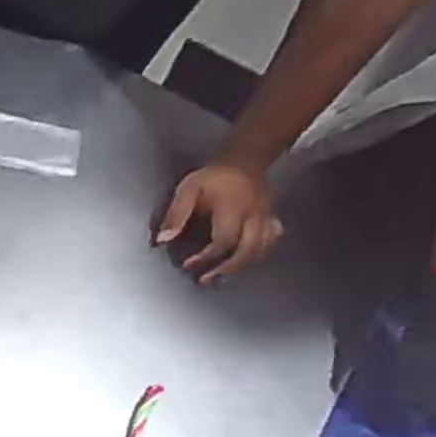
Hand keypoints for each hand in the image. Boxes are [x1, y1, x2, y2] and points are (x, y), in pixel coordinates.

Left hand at [156, 164, 283, 283]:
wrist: (245, 157)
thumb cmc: (212, 176)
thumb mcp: (187, 189)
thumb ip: (175, 215)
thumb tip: (162, 240)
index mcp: (234, 208)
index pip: (224, 240)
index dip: (206, 257)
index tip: (187, 265)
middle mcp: (254, 213)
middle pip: (249, 247)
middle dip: (228, 267)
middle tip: (205, 279)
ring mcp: (266, 214)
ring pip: (264, 245)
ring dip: (243, 263)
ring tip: (220, 274)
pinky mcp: (270, 214)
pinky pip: (273, 236)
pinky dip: (259, 251)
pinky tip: (243, 259)